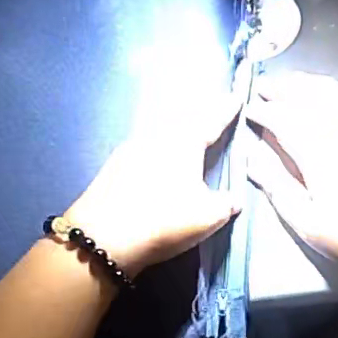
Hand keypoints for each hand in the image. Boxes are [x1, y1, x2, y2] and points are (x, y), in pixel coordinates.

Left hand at [59, 90, 241, 272]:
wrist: (102, 240)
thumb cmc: (163, 221)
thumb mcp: (208, 217)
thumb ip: (226, 203)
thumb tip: (232, 198)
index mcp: (183, 142)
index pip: (211, 121)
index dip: (226, 111)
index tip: (236, 97)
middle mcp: (155, 138)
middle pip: (182, 125)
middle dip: (198, 123)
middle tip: (211, 122)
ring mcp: (129, 152)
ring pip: (159, 140)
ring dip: (174, 143)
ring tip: (186, 151)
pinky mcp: (111, 171)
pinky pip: (142, 156)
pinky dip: (155, 160)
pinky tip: (156, 171)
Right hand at [246, 73, 337, 288]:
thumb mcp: (309, 224)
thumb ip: (278, 188)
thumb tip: (253, 159)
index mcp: (320, 154)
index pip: (285, 120)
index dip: (264, 111)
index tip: (251, 109)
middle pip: (313, 99)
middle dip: (286, 89)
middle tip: (269, 85)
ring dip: (319, 84)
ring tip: (302, 81)